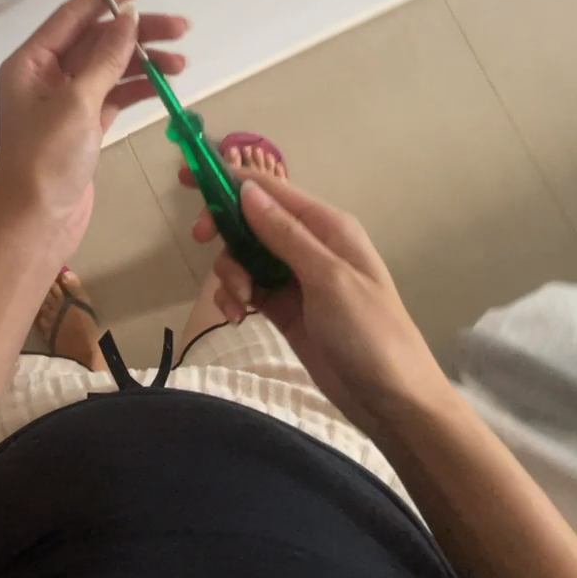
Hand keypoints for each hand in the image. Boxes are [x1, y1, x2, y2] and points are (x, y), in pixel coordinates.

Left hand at [0, 0, 188, 258]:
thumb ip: (105, 58)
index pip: (75, 14)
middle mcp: (45, 75)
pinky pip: (113, 93)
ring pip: (109, 67)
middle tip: (182, 29)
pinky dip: (138, 87)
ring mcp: (65, 101)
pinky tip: (164, 84)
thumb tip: (126, 16)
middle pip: (97, 39)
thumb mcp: (77, 103)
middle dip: (137, 32)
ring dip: (143, 61)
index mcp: (30, 62)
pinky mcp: (83, 124)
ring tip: (181, 63)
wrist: (37, 224)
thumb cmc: (47, 161)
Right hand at [197, 174, 449, 423]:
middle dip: (223, 230)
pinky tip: (238, 317)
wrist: (391, 402)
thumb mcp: (328, 279)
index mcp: (326, 226)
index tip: (185, 175)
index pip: (269, 190)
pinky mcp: (282, 307)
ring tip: (240, 303)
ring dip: (230, 274)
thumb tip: (246, 190)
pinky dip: (234, 297)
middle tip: (200, 240)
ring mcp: (293, 277)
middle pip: (249, 220)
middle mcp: (308, 244)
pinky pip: (245, 288)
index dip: (227, 179)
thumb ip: (284, 235)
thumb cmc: (369, 333)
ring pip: (242, 256)